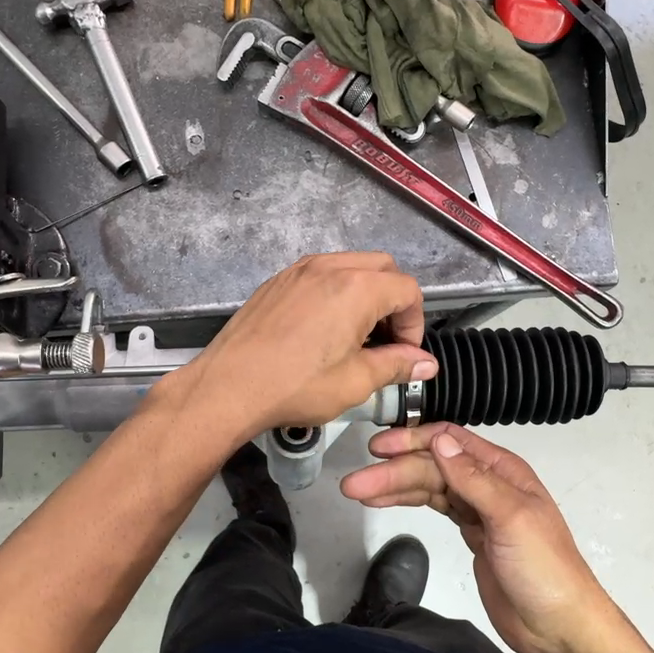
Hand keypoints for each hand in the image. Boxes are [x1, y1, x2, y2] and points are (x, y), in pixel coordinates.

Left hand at [167, 252, 435, 441]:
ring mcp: (299, 270)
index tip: (404, 353)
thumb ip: (396, 365)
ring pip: (350, 266)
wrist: (229, 386)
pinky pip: (319, 274)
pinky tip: (323, 330)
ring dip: (365, 294)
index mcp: (357, 288)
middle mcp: (330, 267)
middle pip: (382, 268)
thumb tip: (425, 364)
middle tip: (385, 341)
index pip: (407, 290)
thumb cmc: (294, 386)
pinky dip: (335, 292)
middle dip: (393, 301)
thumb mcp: (355, 382)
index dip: (414, 323)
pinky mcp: (277, 281)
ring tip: (355, 337)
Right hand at [341, 423, 620, 652]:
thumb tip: (440, 441)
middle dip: (393, 471)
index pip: (450, 442)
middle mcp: (489, 483)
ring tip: (357, 492)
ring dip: (393, 487)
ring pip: (428, 486)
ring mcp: (478, 510)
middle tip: (355, 484)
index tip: (378, 448)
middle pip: (432, 466)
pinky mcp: (470, 534)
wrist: (559, 627)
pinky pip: (434, 506)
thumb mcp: (510, 518)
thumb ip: (474, 479)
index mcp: (503, 471)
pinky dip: (407, 502)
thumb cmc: (544, 569)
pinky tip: (383, 502)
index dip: (412, 441)